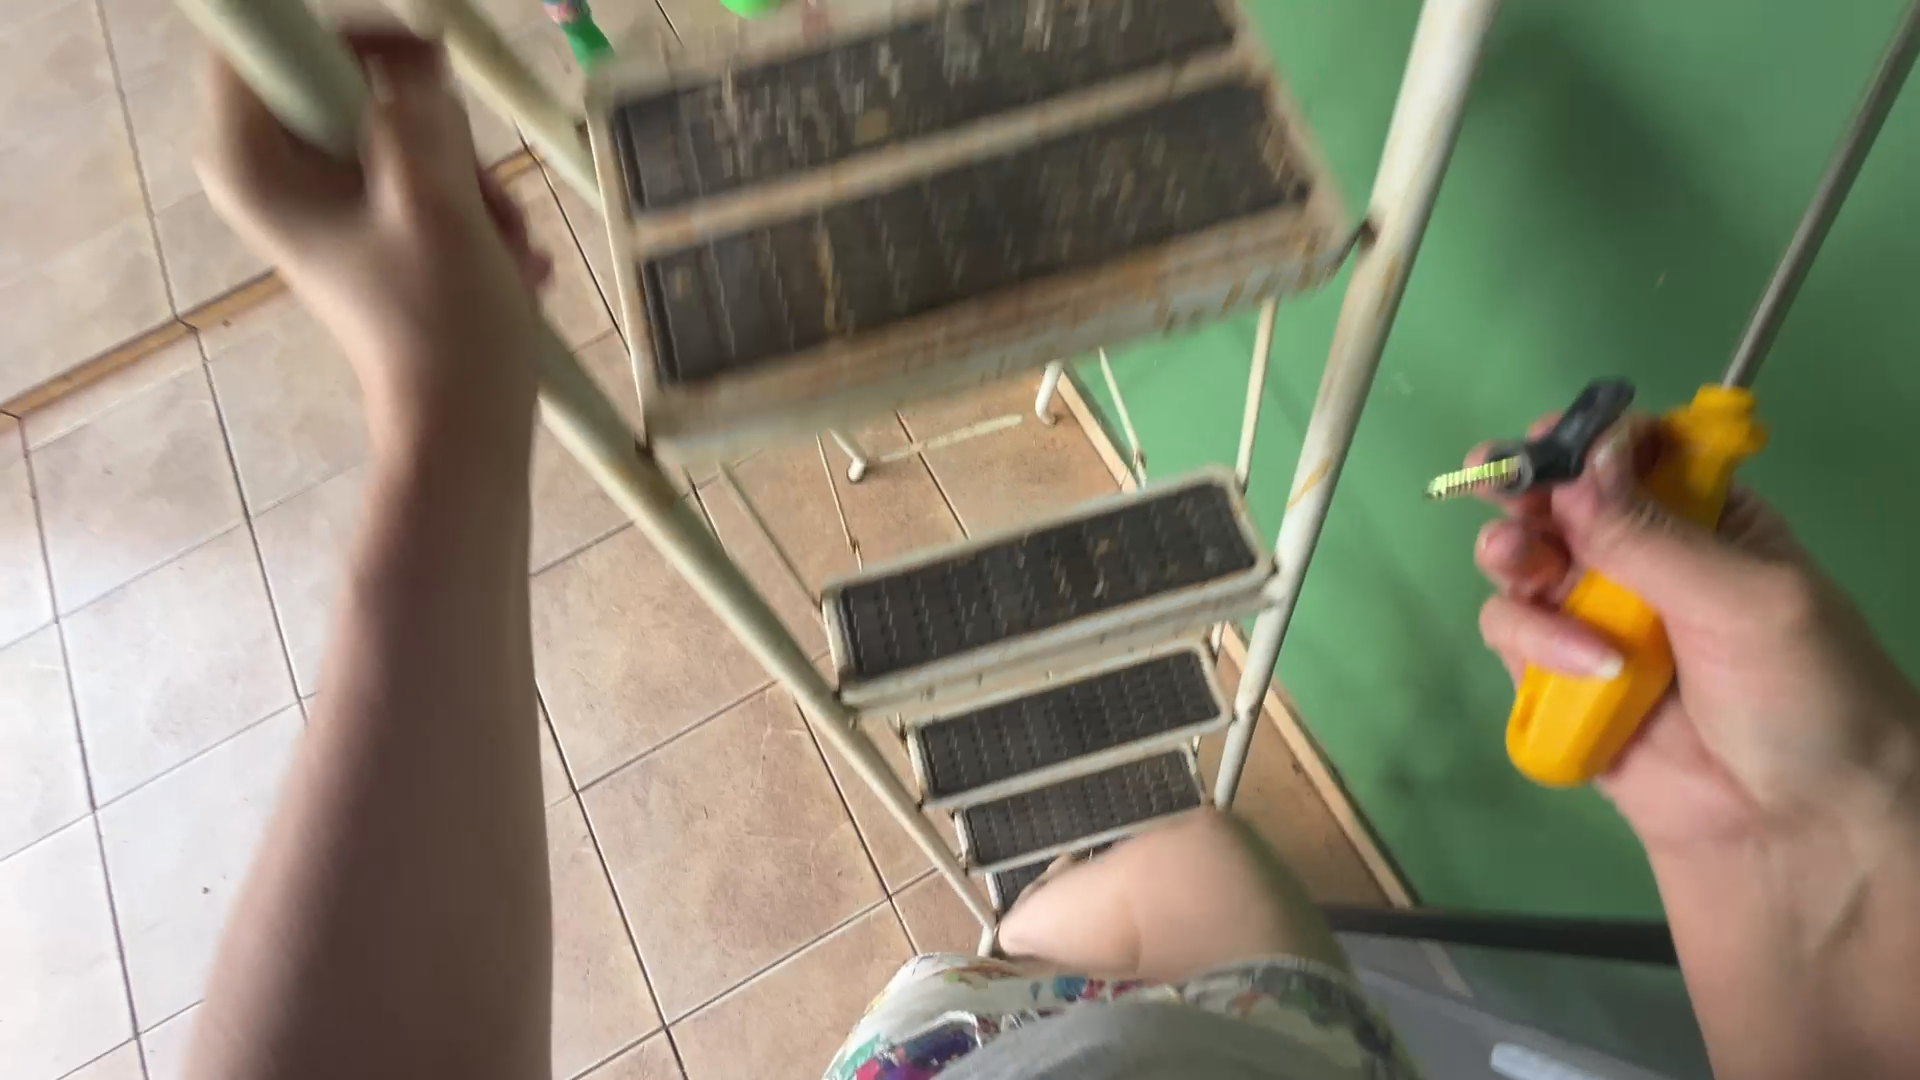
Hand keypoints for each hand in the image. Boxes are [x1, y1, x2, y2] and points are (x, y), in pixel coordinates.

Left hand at [196, 29, 552, 441]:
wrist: (470, 420)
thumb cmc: (446, 322)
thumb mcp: (438, 203)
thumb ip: (418, 116)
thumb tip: (419, 68)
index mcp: (256, 163)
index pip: (280, 50)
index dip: (359, 46)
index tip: (436, 66)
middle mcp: (284, 185)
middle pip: (361, 106)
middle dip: (446, 147)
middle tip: (496, 199)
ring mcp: (338, 223)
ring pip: (413, 158)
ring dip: (481, 196)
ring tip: (516, 249)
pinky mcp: (383, 253)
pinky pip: (434, 205)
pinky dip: (483, 229)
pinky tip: (516, 268)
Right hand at [1473, 418, 1919, 854]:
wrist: (1784, 826)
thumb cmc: (1802, 697)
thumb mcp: (1745, 599)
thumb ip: (1652, 533)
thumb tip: (1577, 460)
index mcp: (1701, 524)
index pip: (1630, 459)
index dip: (1585, 441)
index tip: (1548, 441)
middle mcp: (1633, 560)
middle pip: (1552, 501)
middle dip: (1522, 495)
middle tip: (1500, 491)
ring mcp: (1584, 611)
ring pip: (1515, 560)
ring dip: (1513, 561)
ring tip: (1528, 575)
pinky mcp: (1547, 663)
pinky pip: (1508, 627)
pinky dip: (1533, 642)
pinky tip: (1584, 668)